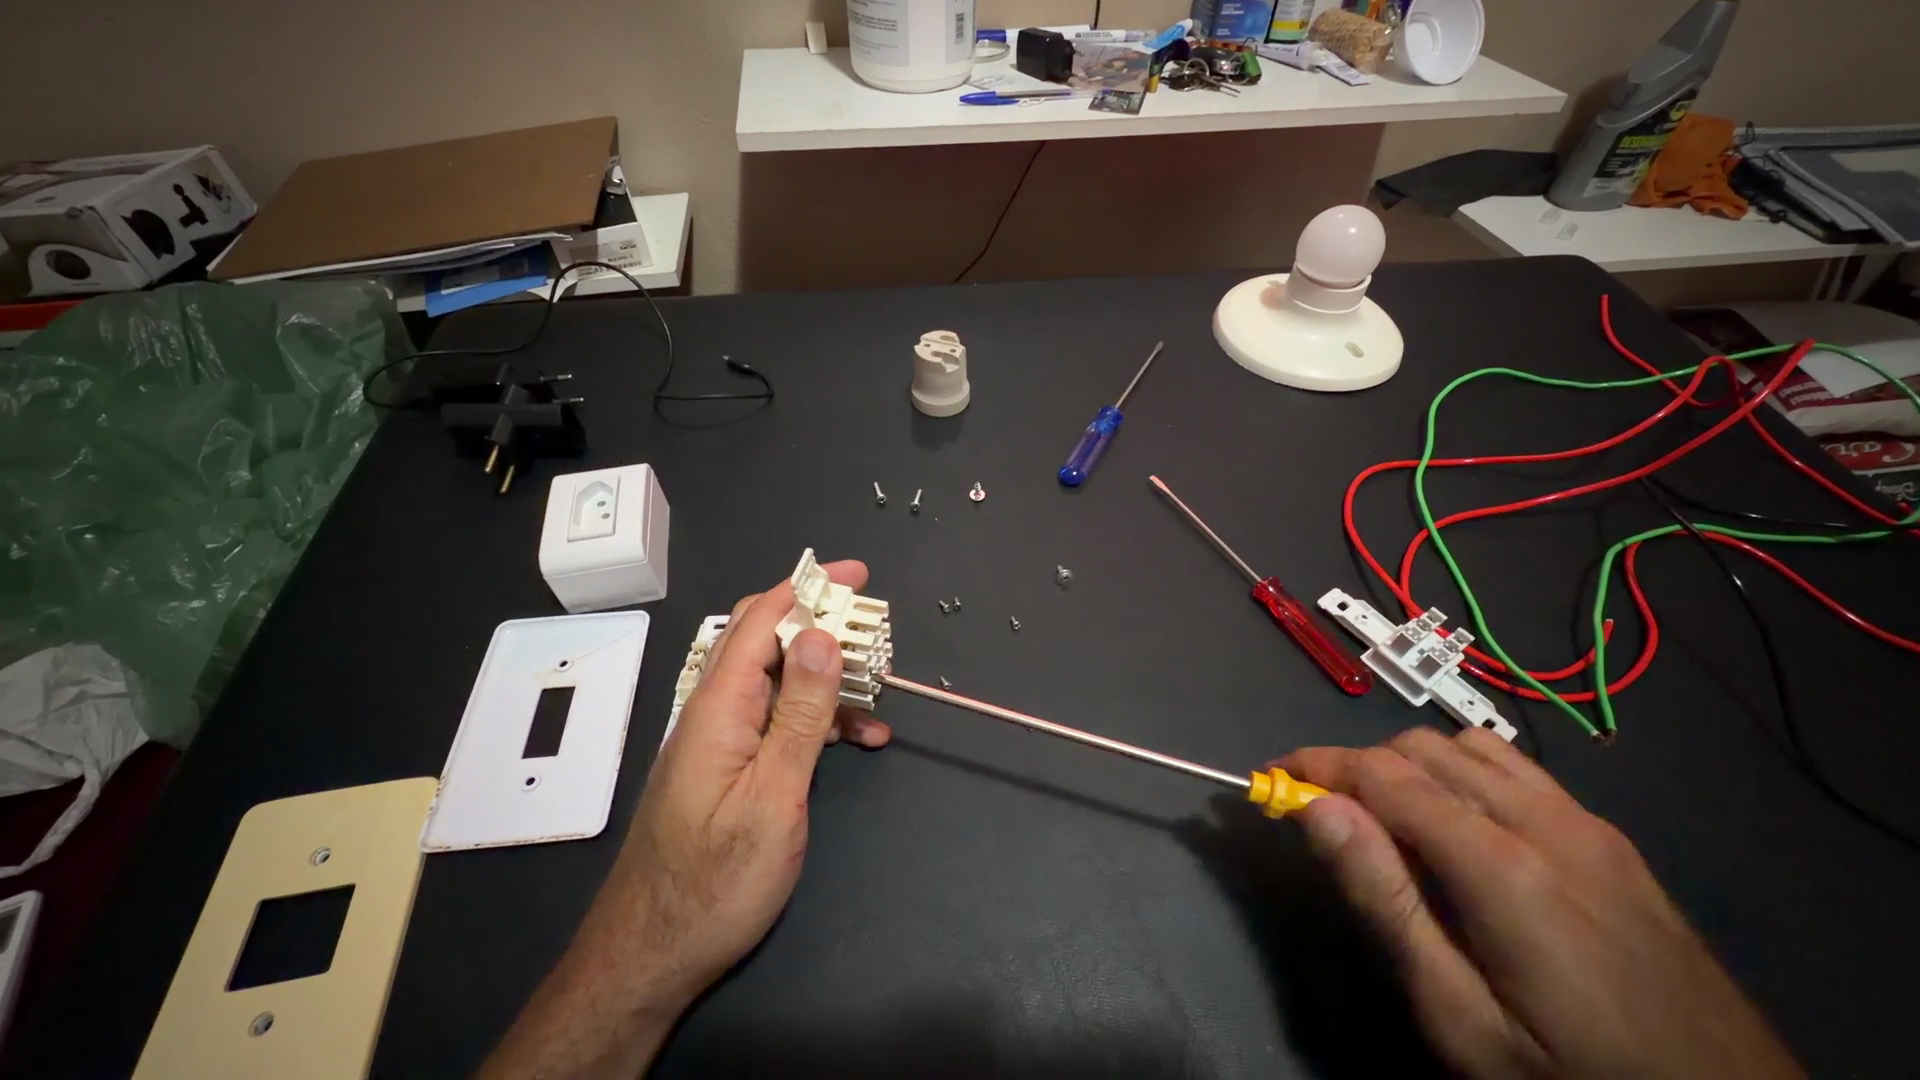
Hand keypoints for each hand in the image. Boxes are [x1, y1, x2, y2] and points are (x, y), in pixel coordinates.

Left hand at [620, 559, 889, 1004]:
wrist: (653, 952)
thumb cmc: (716, 880)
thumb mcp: (773, 795)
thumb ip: (801, 714)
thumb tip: (821, 636)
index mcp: (719, 706)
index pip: (760, 619)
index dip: (808, 587)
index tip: (856, 575)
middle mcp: (714, 710)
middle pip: (767, 641)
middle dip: (821, 624)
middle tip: (875, 633)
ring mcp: (720, 739)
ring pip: (779, 682)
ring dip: (829, 678)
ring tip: (880, 693)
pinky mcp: (728, 766)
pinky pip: (777, 721)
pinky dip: (818, 720)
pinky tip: (861, 740)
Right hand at [1284, 728, 1802, 1079]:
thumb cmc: (1572, 1075)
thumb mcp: (1459, 1017)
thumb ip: (1385, 902)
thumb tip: (1317, 810)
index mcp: (1502, 865)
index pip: (1383, 776)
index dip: (1316, 766)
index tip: (1269, 776)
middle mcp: (1545, 822)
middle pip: (1421, 749)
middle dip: (1357, 764)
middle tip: (1321, 812)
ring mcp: (1588, 826)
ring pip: (1470, 748)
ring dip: (1411, 764)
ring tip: (1387, 819)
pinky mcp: (1613, 841)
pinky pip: (1518, 771)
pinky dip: (1464, 774)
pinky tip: (1461, 829)